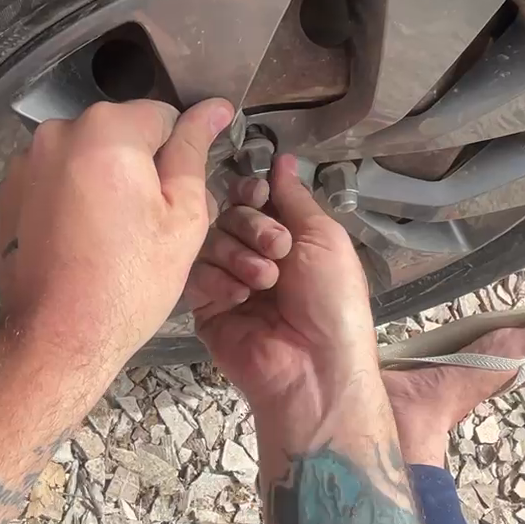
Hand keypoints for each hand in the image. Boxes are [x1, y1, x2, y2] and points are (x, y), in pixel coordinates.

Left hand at [0, 97, 233, 372]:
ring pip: (83, 157)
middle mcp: (57, 133)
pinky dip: (67, 199)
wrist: (59, 336)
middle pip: (118, 133)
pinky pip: (51, 180)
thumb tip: (212, 110)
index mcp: (108, 130)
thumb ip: (194, 152)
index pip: (162, 115)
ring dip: (100, 181)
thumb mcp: (183, 217)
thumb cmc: (127, 283)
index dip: (177, 156)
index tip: (176, 195)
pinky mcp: (6, 192)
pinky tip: (77, 240)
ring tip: (108, 236)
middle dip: (136, 167)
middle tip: (145, 223)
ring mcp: (24, 162)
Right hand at [188, 153, 379, 412]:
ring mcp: (227, 280)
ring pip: (209, 241)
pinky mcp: (205, 306)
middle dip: (251, 227)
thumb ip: (295, 196)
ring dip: (238, 256)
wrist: (312, 366)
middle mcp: (253, 254)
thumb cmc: (330, 300)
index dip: (252, 190)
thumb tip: (282, 157)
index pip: (252, 197)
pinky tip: (238, 299)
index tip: (259, 193)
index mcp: (286, 236)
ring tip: (263, 282)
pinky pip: (194, 275)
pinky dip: (216, 281)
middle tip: (277, 251)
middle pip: (229, 214)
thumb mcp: (324, 237)